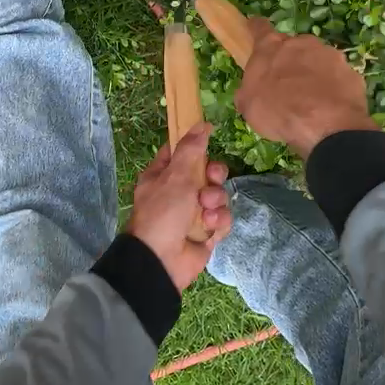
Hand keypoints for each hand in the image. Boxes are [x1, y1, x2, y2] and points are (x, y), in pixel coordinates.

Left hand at [127, 123, 231, 289]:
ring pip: (218, 194)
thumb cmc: (163, 212)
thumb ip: (190, 149)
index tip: (209, 136)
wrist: (162, 260)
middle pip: (207, 171)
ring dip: (215, 201)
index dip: (195, 144)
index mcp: (163, 175)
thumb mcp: (175, 176)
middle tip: (210, 179)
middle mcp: (178, 191)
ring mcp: (193, 211)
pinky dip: (218, 221)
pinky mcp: (207, 230)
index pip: (181, 151)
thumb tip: (201, 124)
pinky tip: (209, 227)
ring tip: (205, 210)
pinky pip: (222, 217)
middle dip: (213, 175)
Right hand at [234, 18, 374, 156]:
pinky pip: (336, 77)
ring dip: (312, 73)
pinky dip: (332, 87)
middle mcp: (301, 43)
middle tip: (286, 84)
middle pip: (292, 46)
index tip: (254, 26)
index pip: (260, 28)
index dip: (256, 28)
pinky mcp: (351, 72)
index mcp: (271, 47)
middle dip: (289, 60)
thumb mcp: (249, 106)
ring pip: (317, 60)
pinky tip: (329, 107)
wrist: (327, 126)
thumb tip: (252, 90)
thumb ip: (250, 90)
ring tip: (311, 100)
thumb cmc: (279, 112)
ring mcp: (329, 55)